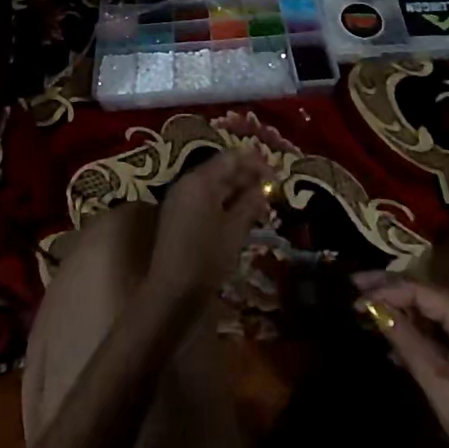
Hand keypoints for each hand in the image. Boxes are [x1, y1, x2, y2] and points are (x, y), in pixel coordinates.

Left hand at [146, 149, 272, 303]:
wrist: (172, 289)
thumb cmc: (207, 258)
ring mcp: (180, 198)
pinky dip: (223, 202)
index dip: (254, 161)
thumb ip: (250, 205)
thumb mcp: (235, 231)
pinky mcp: (177, 214)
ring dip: (237, 190)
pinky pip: (204, 198)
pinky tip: (241, 214)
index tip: (276, 172)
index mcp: (200, 181)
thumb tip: (263, 187)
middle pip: (220, 170)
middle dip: (247, 176)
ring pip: (213, 185)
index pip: (230, 158)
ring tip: (262, 203)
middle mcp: (187, 183)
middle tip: (273, 188)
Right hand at [352, 272, 448, 447]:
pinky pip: (443, 331)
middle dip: (392, 291)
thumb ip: (405, 339)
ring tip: (369, 314)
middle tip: (356, 287)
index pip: (425, 291)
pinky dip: (418, 332)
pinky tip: (395, 343)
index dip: (387, 290)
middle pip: (430, 294)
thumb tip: (372, 307)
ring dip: (403, 312)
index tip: (356, 296)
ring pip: (435, 311)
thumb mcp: (437, 381)